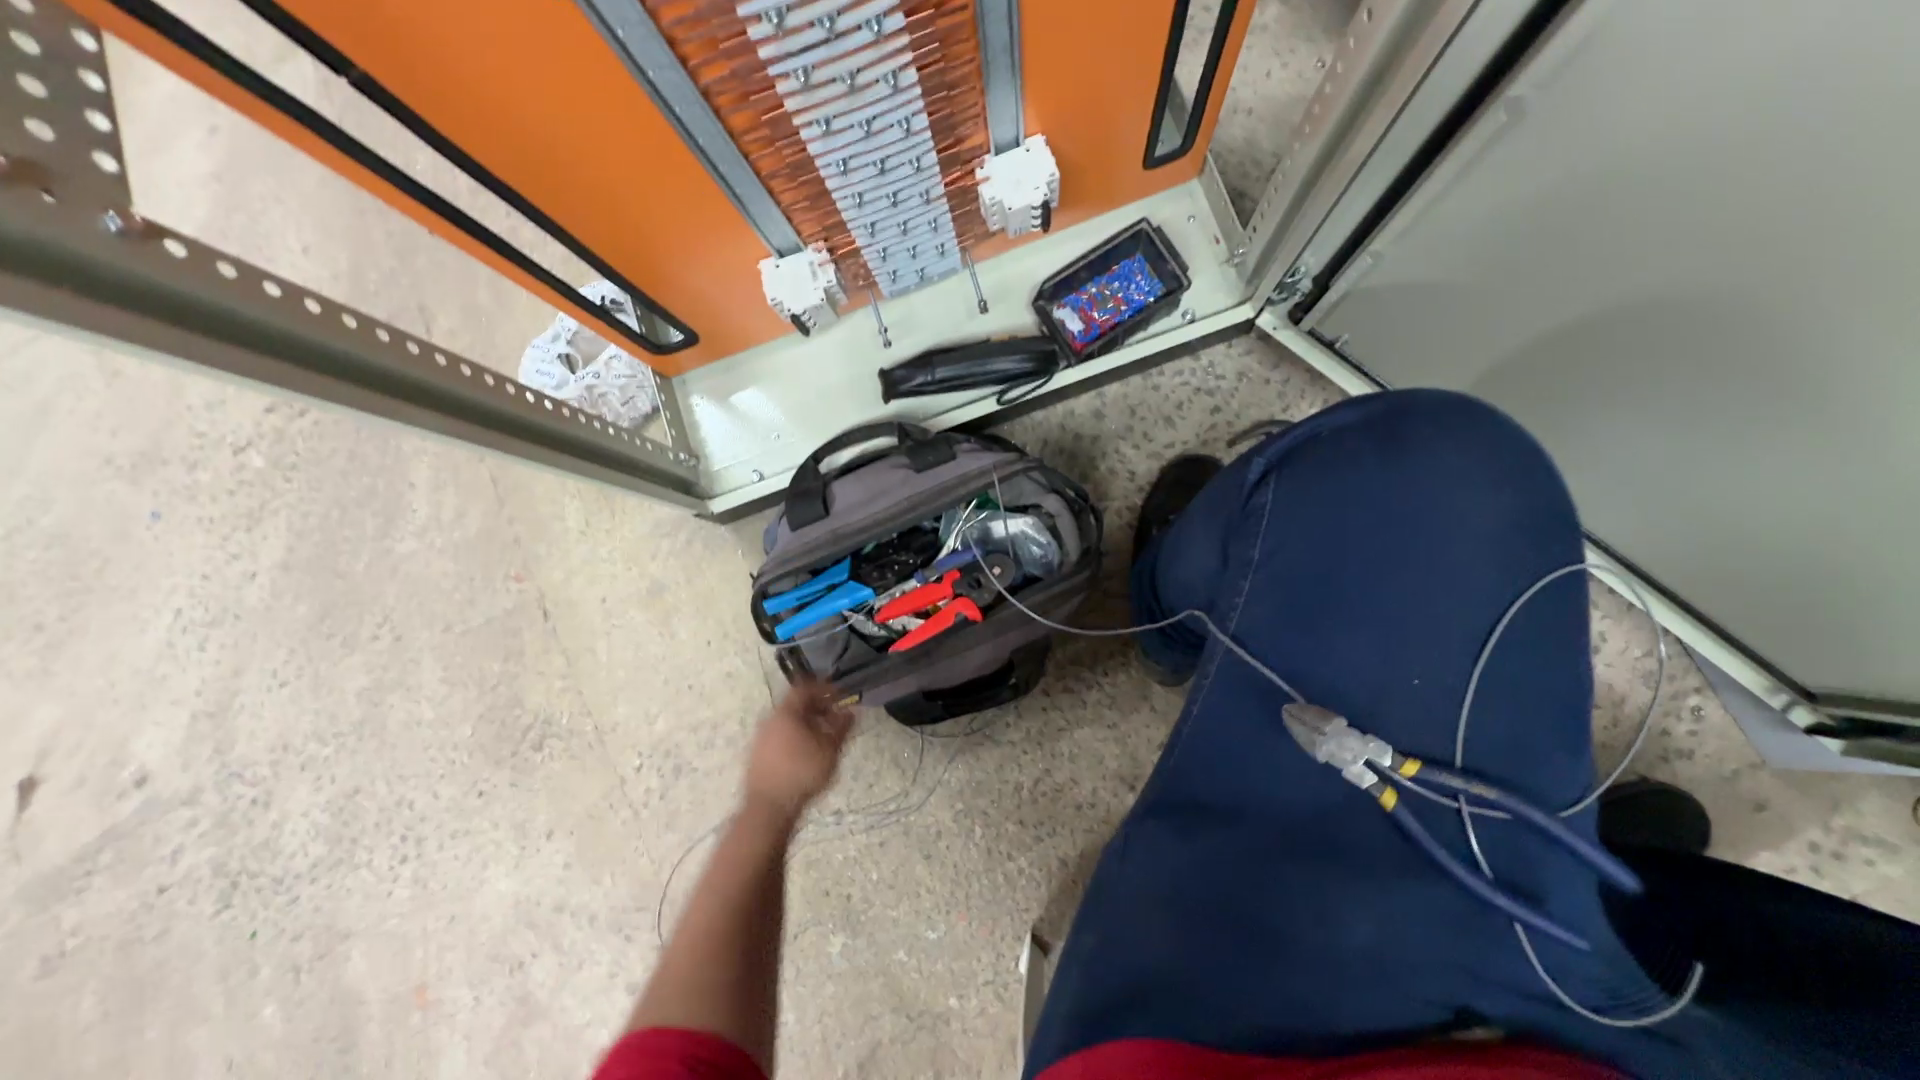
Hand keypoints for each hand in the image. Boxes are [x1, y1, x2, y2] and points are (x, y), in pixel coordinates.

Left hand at [743, 678, 854, 815]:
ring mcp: (760, 738)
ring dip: (806, 724)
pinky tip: (806, 753)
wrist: (768, 806)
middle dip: (816, 708)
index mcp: (786, 712)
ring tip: (823, 737)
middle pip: (795, 705)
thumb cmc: (803, 772)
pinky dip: (794, 737)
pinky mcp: (757, 755)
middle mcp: (770, 720)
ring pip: (787, 722)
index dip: (824, 689)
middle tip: (834, 718)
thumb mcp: (830, 749)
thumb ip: (841, 727)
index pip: (805, 689)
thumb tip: (850, 711)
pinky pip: (779, 736)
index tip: (840, 696)